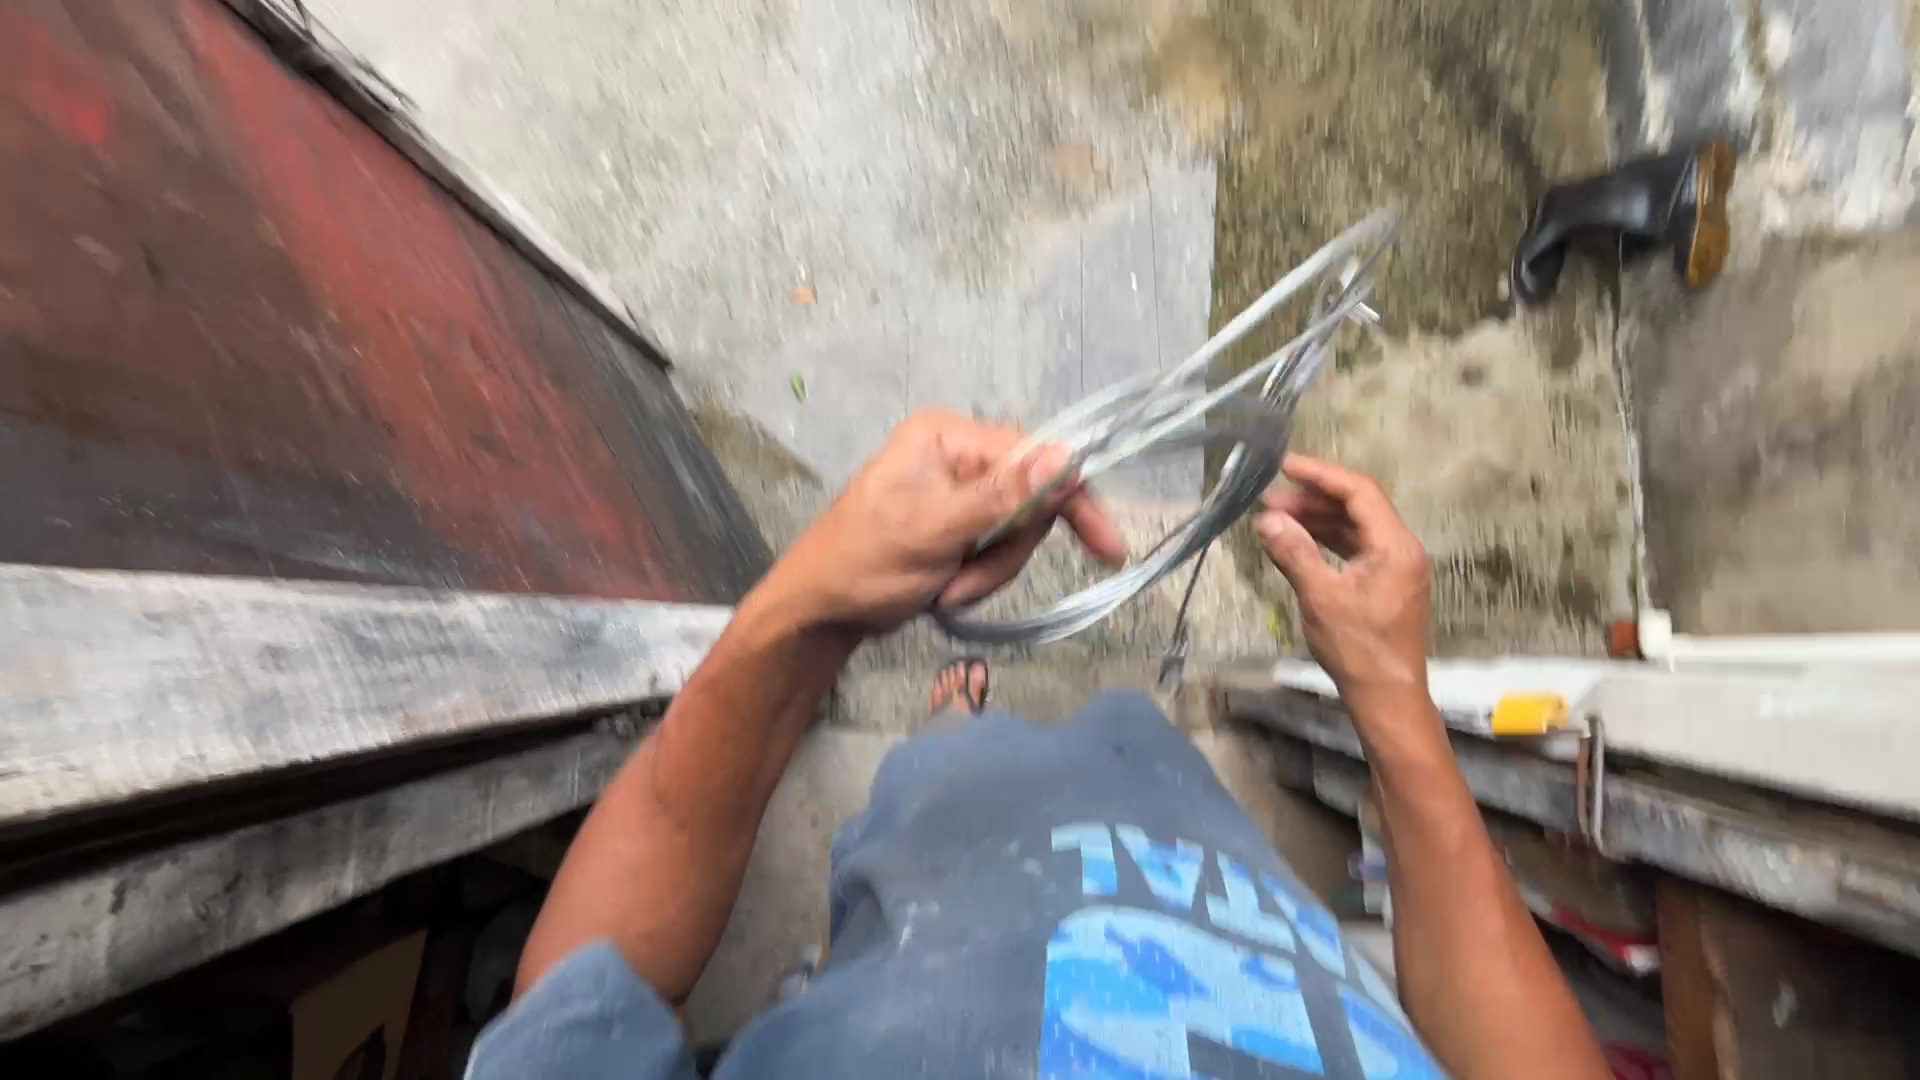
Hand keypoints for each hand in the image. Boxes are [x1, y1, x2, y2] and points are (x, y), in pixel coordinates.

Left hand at [762, 410, 1125, 634]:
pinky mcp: (959, 526)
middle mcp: (959, 456)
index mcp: (949, 437)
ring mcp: (960, 493)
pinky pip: (997, 551)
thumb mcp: (936, 528)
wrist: (823, 607)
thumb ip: (1004, 495)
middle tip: (967, 581)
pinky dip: (978, 577)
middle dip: (1005, 552)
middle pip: (1030, 500)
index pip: (1033, 457)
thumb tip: (1068, 455)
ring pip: (1017, 533)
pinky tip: (944, 590)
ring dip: (988, 571)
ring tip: (947, 590)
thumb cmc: (867, 561)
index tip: (1107, 546)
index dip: (1071, 500)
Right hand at [1255, 455, 1430, 702]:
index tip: (1285, 466)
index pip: (1359, 493)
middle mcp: (1401, 549)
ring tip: (1276, 517)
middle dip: (1313, 497)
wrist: (1386, 695)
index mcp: (1395, 547)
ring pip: (1354, 527)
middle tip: (1270, 498)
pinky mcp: (1384, 582)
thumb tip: (1267, 519)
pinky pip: (1353, 547)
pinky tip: (1296, 541)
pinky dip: (1324, 539)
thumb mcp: (1321, 597)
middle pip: (1358, 506)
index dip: (1321, 475)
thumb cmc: (1358, 648)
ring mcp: (1395, 566)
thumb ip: (1295, 553)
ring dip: (1316, 518)